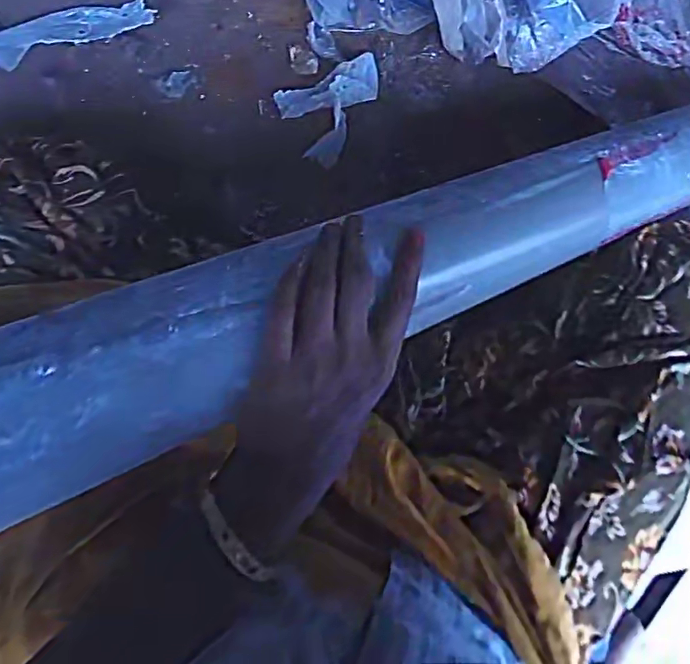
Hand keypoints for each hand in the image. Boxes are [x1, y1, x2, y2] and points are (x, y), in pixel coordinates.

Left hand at [211, 217, 423, 556]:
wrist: (290, 468)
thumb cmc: (337, 423)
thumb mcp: (371, 386)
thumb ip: (373, 343)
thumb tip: (373, 291)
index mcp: (381, 361)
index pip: (401, 301)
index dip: (409, 263)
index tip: (413, 232)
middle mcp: (352, 355)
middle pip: (356, 284)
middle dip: (354, 245)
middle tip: (353, 221)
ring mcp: (313, 358)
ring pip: (320, 289)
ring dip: (323, 253)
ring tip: (327, 231)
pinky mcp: (275, 364)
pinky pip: (283, 309)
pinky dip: (290, 280)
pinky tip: (296, 261)